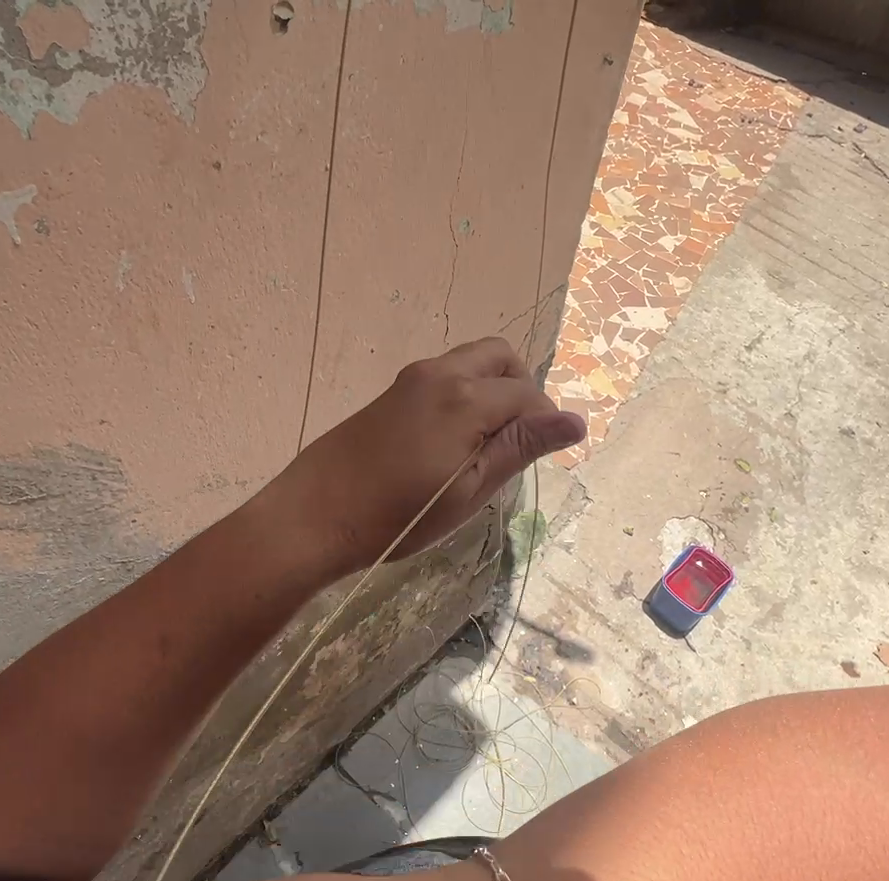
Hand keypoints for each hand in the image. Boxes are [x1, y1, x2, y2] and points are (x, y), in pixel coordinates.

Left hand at [272, 338, 584, 573]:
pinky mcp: (390, 394)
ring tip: (481, 448)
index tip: (543, 459)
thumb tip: (575, 421)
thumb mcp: (469, 491)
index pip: (526, 394)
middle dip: (520, 390)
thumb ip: (520, 448)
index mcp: (465, 397)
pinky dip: (463, 396)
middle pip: (500, 357)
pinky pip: (443, 378)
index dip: (545, 422)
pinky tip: (449, 444)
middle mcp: (439, 373)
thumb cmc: (397, 516)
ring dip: (490, 391)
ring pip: (470, 364)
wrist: (314, 516)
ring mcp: (410, 380)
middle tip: (515, 442)